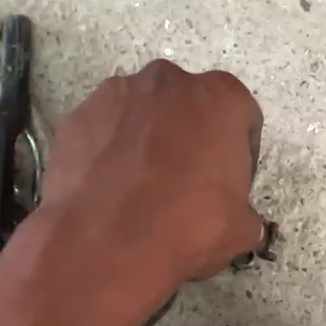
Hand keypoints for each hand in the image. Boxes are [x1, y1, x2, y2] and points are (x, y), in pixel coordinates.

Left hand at [32, 60, 265, 290]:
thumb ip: (247, 214)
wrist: (107, 243)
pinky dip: (111, 153)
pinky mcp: (79, 116)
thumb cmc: (188, 226)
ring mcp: (118, 94)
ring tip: (144, 189)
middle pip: (190, 108)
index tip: (232, 183)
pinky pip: (105, 131)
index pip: (243, 118)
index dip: (241, 154)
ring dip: (150, 142)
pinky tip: (113, 191)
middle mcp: (169, 81)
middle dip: (192, 139)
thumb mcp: (241, 230)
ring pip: (144, 115)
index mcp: (220, 98)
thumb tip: (242, 223)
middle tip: (188, 185)